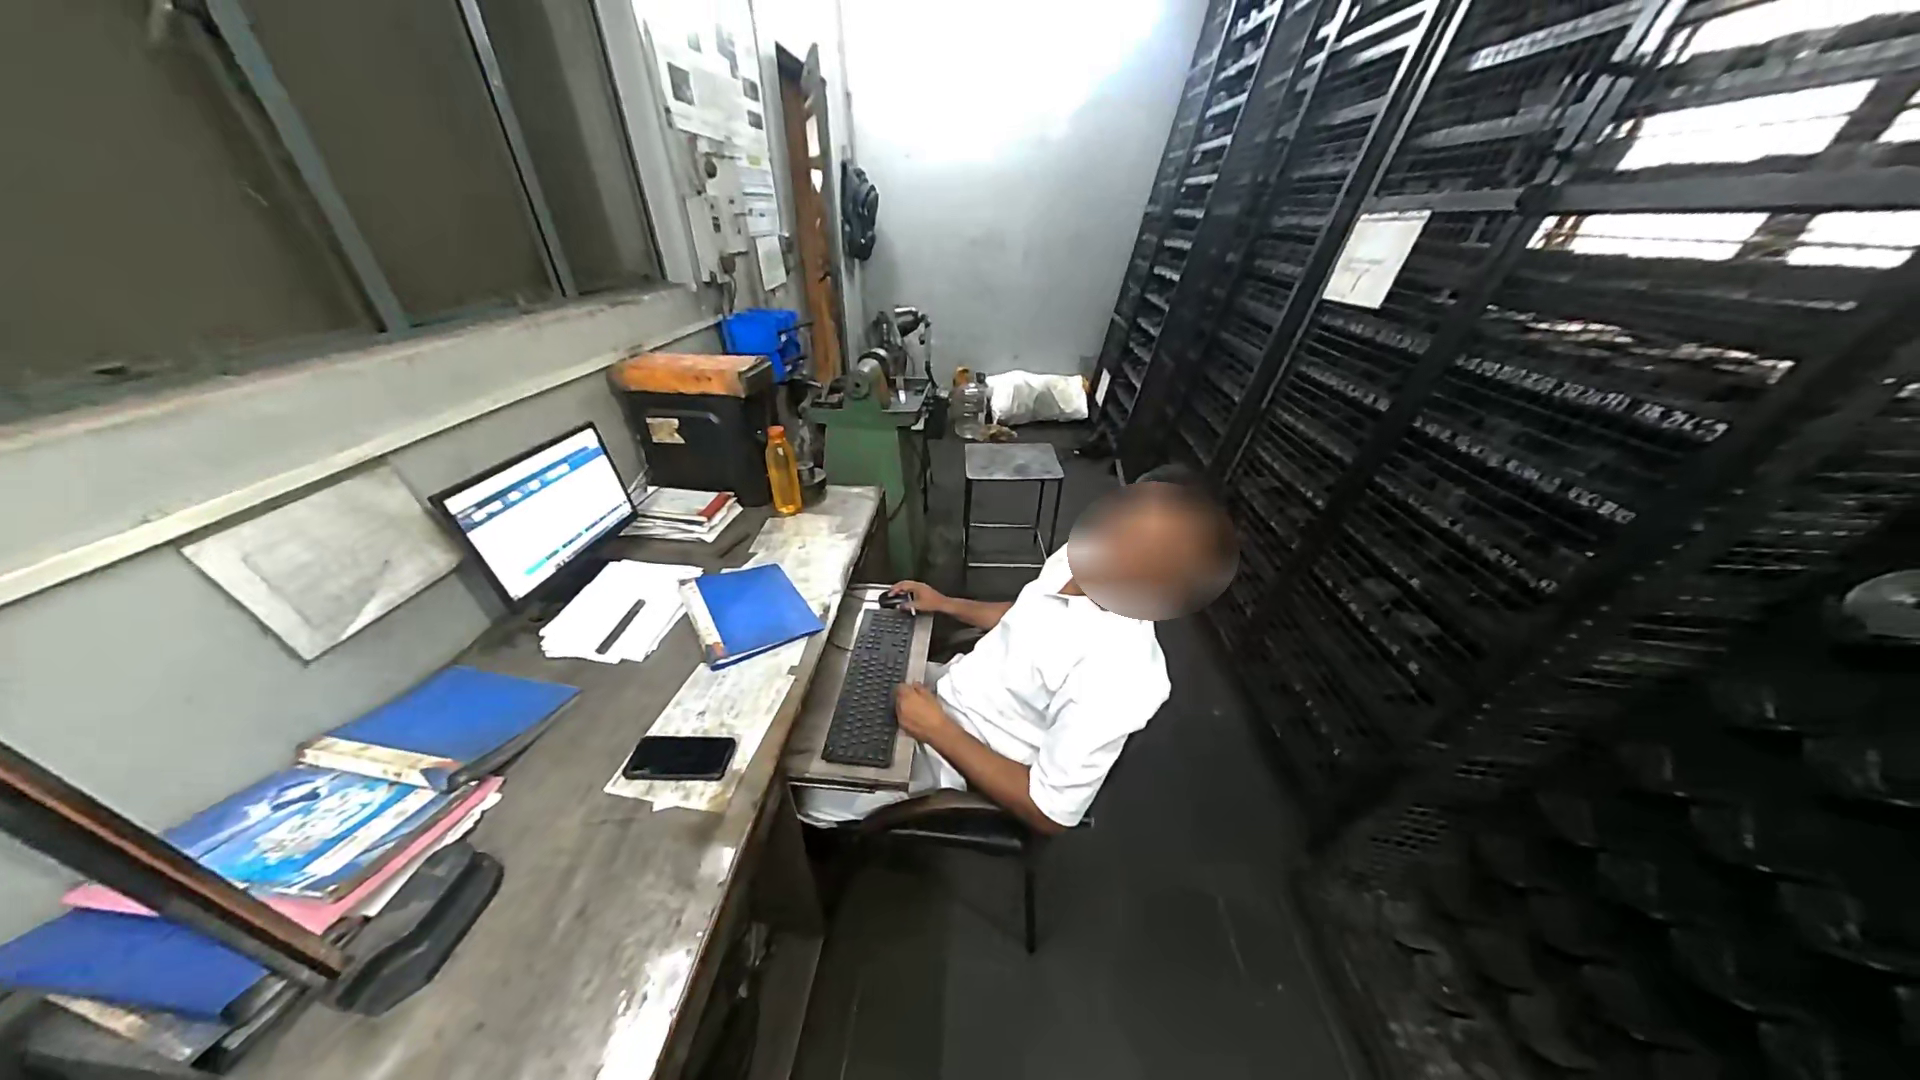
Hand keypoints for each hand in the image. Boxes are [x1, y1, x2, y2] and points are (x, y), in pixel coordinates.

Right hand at [886, 580, 947, 614]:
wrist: (942, 604)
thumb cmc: (931, 604)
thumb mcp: (917, 606)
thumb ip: (907, 606)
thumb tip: (899, 606)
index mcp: (916, 586)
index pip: (903, 585)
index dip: (895, 589)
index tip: (890, 593)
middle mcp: (919, 584)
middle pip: (905, 583)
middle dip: (897, 587)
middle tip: (891, 591)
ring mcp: (922, 586)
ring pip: (909, 584)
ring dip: (902, 588)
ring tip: (897, 592)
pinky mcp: (924, 589)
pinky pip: (912, 586)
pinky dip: (907, 589)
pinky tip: (906, 594)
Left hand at [894, 683, 952, 741]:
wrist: (937, 731)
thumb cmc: (935, 711)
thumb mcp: (929, 695)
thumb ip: (919, 687)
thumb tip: (913, 684)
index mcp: (906, 696)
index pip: (900, 686)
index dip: (905, 687)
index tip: (911, 688)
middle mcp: (900, 705)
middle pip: (898, 697)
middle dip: (903, 696)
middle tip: (913, 699)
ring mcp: (899, 717)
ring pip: (898, 707)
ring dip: (903, 706)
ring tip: (913, 709)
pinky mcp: (901, 726)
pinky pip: (900, 717)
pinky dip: (905, 715)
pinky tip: (913, 718)